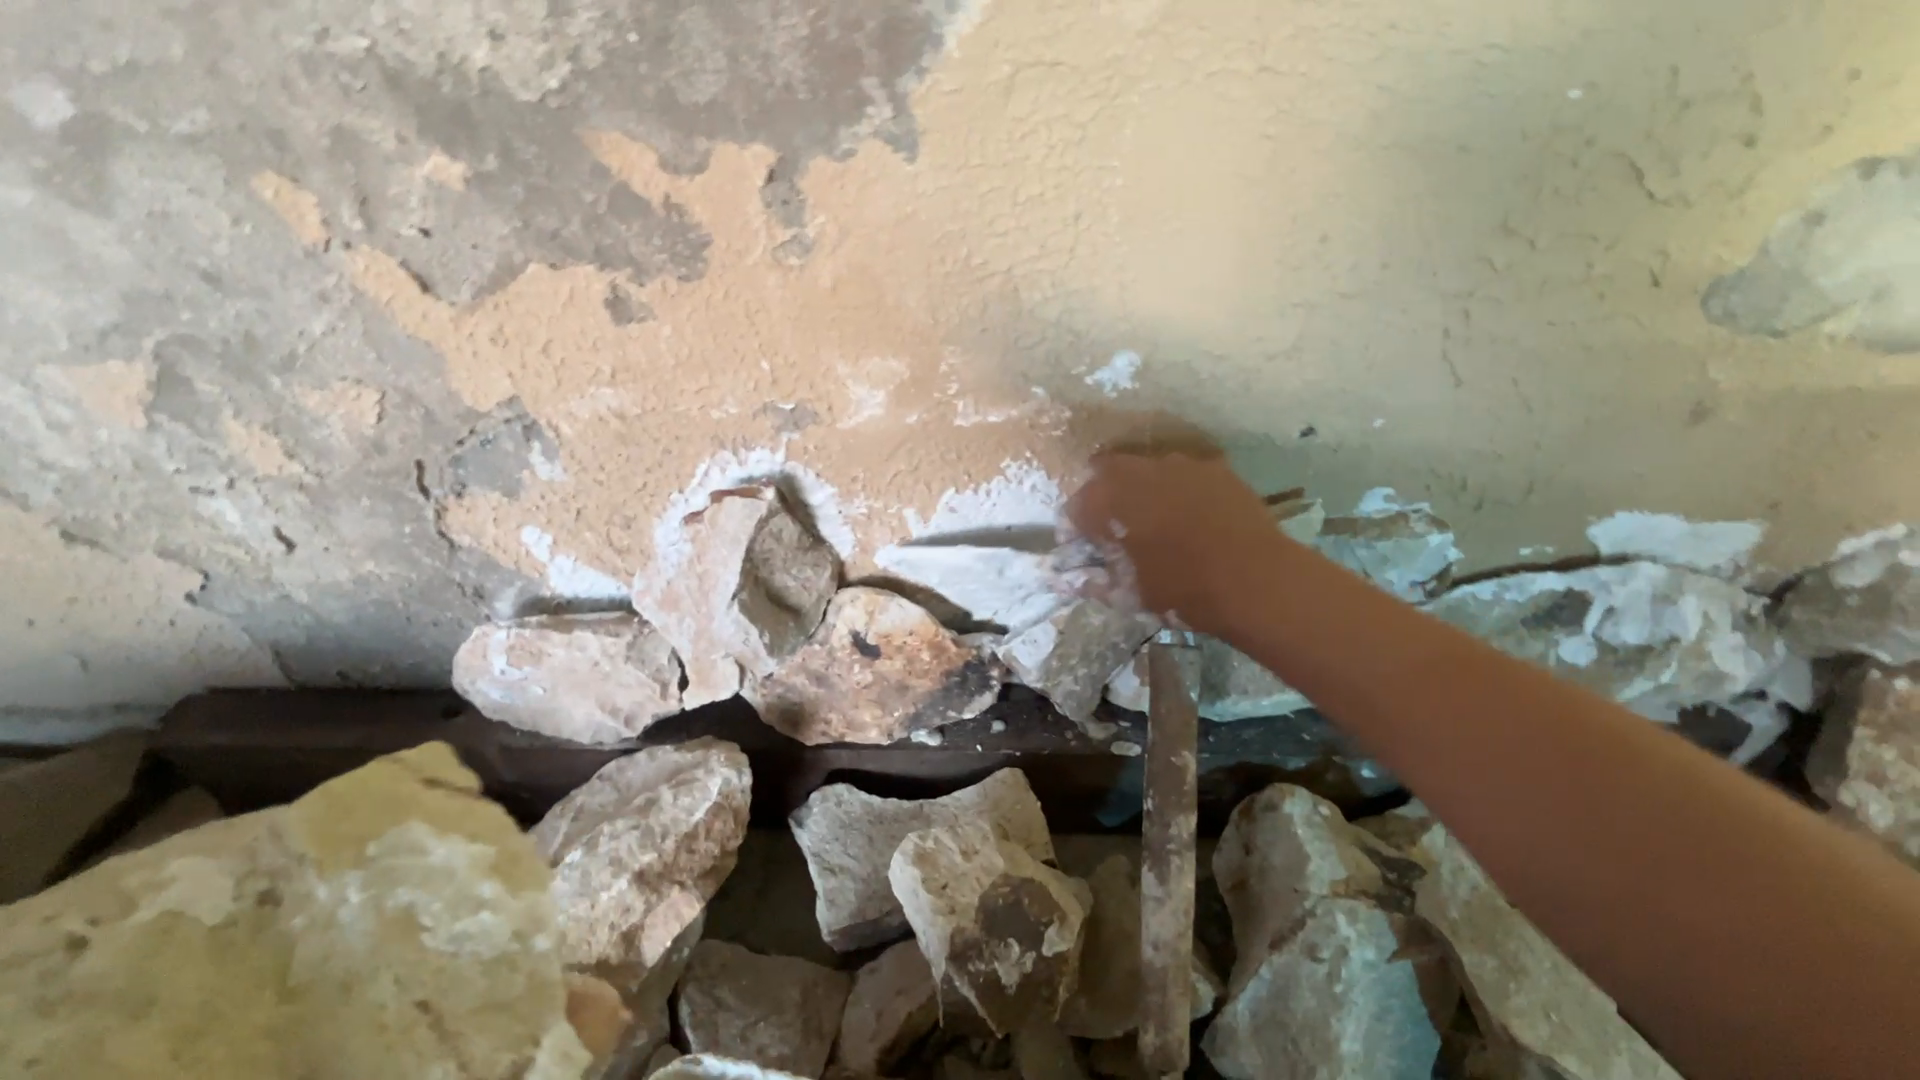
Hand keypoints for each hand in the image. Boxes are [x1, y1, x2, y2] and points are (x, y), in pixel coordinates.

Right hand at [1066, 450, 1287, 633]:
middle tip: (1115, 528)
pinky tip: (1192, 517)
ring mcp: (1181, 464)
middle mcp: (1140, 471)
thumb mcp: (1132, 595)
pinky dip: (1179, 490)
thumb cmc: (1184, 591)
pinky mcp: (1216, 468)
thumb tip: (1067, 580)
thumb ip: (1095, 582)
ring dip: (1142, 489)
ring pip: (1147, 469)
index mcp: (1110, 501)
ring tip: (1156, 520)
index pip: (1077, 506)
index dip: (1076, 528)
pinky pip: (1184, 474)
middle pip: (1107, 472)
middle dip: (1105, 496)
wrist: (1257, 580)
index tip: (1086, 547)